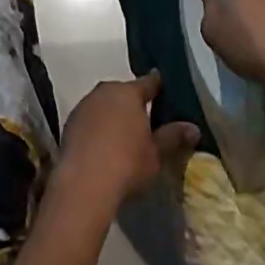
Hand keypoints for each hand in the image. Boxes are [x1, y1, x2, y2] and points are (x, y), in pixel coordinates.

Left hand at [59, 72, 199, 196]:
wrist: (83, 182)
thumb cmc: (126, 164)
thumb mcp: (156, 154)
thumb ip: (173, 137)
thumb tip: (194, 128)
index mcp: (129, 93)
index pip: (148, 82)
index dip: (157, 85)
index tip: (163, 87)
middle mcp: (106, 91)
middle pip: (124, 92)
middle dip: (133, 102)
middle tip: (144, 119)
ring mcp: (85, 104)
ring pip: (105, 103)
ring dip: (113, 113)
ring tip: (123, 134)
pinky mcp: (70, 121)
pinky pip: (90, 117)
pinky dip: (97, 125)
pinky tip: (102, 145)